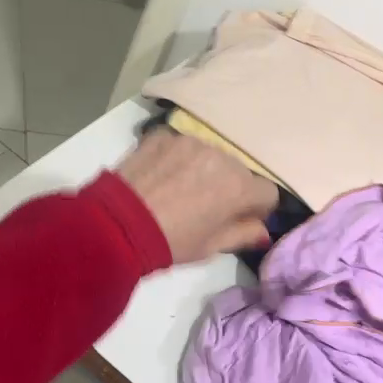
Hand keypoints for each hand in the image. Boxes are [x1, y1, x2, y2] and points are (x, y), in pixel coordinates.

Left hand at [116, 130, 278, 264]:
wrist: (116, 225)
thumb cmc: (169, 242)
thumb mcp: (210, 247)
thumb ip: (243, 234)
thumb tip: (262, 230)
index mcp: (238, 186)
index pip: (267, 193)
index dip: (255, 209)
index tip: (237, 219)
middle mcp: (220, 155)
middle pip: (238, 171)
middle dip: (229, 186)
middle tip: (204, 207)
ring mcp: (189, 141)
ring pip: (210, 155)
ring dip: (204, 170)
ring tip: (179, 190)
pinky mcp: (162, 135)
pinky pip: (180, 146)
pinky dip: (176, 159)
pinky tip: (161, 177)